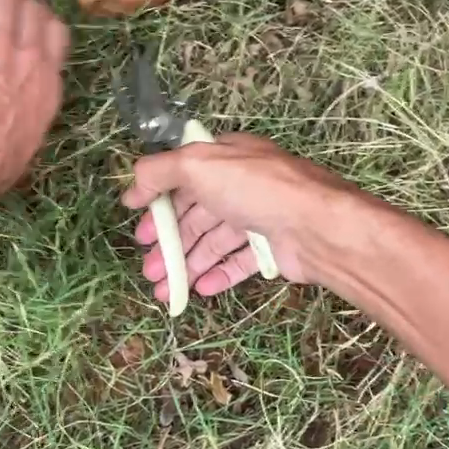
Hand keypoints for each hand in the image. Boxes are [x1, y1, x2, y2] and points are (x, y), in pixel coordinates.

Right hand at [119, 133, 370, 300]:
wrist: (316, 226)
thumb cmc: (255, 189)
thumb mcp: (198, 165)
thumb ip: (158, 172)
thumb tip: (131, 190)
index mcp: (225, 158)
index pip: (183, 179)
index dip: (158, 204)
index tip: (140, 229)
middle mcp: (241, 185)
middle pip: (195, 216)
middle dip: (169, 244)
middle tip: (149, 269)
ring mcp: (258, 217)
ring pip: (213, 243)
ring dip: (187, 265)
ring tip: (165, 290)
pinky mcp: (271, 248)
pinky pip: (237, 263)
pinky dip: (217, 276)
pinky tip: (198, 290)